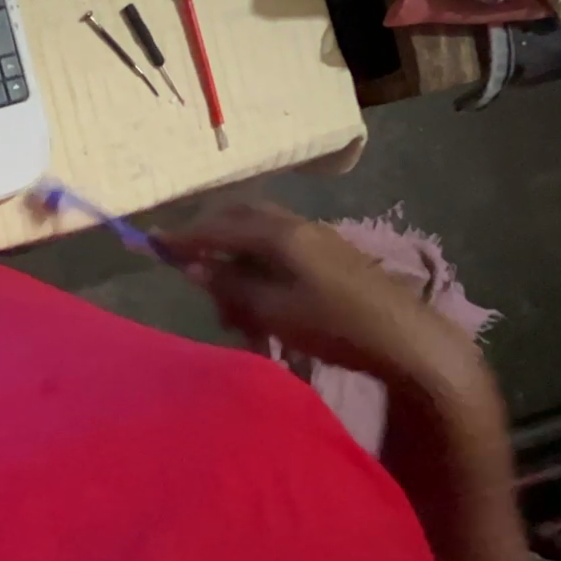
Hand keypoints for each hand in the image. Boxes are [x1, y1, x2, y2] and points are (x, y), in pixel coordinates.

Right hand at [163, 202, 484, 396]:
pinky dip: (258, 268)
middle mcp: (298, 226)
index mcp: (281, 235)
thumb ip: (230, 285)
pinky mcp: (330, 257)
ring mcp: (318, 239)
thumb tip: (194, 267)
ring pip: (260, 235)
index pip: (218, 227)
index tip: (151, 242)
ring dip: (235, 260)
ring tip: (230, 307)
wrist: (410, 343)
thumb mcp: (272, 311)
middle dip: (211, 238)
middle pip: (240, 217)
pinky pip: (279, 251)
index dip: (183, 237)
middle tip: (189, 265)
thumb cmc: (335, 326)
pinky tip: (259, 302)